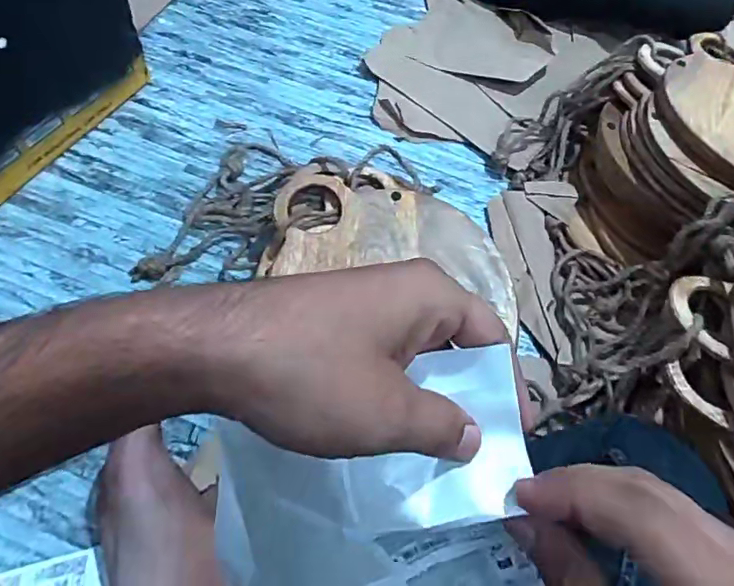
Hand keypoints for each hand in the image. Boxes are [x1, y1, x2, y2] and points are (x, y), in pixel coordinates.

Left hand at [201, 259, 513, 460]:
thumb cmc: (314, 372)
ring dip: (432, 395)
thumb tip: (475, 436)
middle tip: (476, 447)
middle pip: (459, 341)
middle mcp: (410, 287)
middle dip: (470, 394)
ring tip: (435, 445)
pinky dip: (401, 387)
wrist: (220, 346)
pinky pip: (391, 352)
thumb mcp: (385, 412)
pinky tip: (388, 424)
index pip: (492, 335)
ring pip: (422, 350)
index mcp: (433, 293)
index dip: (507, 385)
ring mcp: (374, 300)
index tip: (513, 434)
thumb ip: (440, 426)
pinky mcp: (345, 317)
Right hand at [506, 465, 733, 585]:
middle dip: (585, 484)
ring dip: (608, 496)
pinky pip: (683, 518)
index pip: (640, 507)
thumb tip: (531, 526)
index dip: (575, 490)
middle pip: (653, 491)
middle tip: (529, 498)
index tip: (518, 495)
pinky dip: (637, 514)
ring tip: (558, 505)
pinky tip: (607, 525)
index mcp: (722, 580)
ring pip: (668, 498)